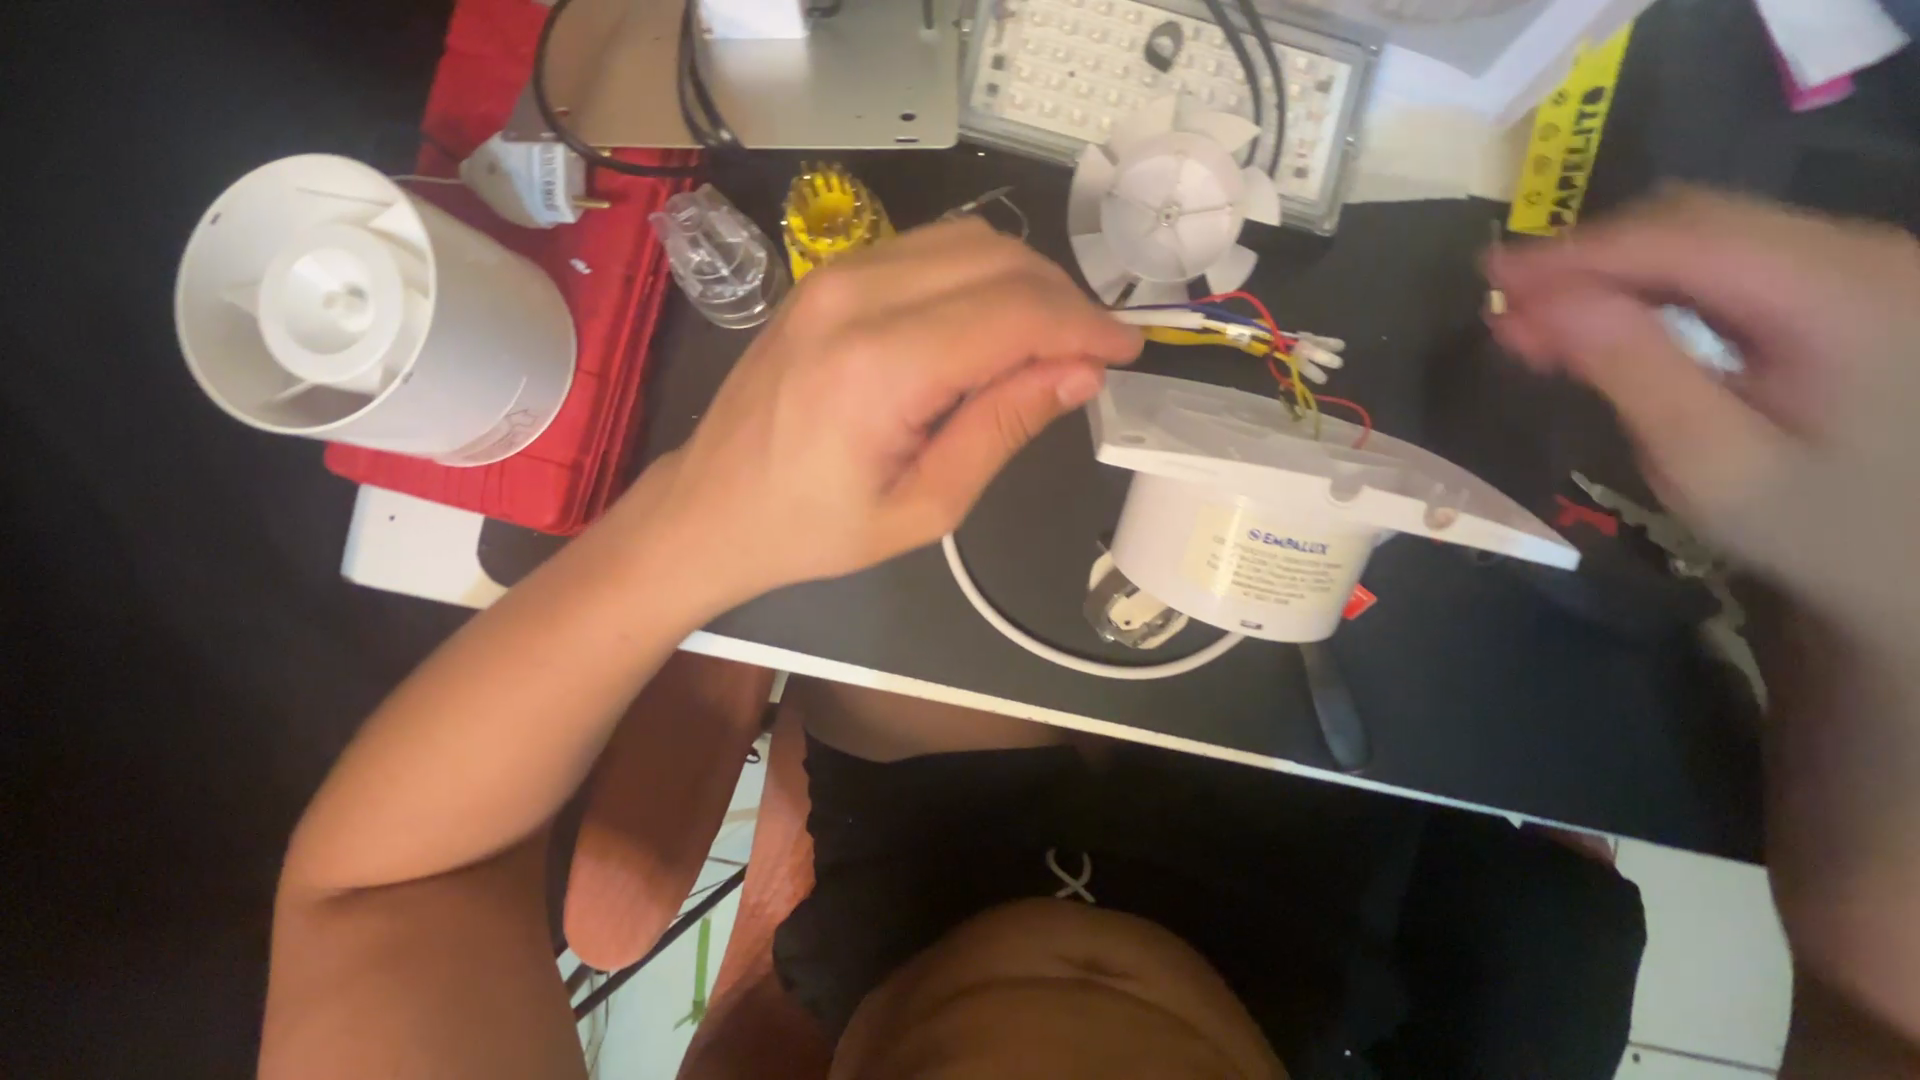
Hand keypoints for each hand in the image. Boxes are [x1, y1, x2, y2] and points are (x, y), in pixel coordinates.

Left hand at [649, 219, 1141, 599]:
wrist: (710, 507)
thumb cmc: (815, 528)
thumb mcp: (926, 506)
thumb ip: (1003, 428)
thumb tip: (1079, 372)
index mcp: (881, 367)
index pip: (1015, 313)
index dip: (1085, 326)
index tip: (1128, 351)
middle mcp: (857, 296)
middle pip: (998, 260)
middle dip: (1064, 300)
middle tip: (1094, 353)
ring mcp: (835, 276)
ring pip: (967, 240)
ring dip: (1026, 280)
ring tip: (1052, 340)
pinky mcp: (828, 276)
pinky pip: (928, 248)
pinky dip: (980, 274)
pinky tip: (994, 322)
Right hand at [1487, 189, 1919, 647]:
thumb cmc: (1817, 527)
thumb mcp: (1710, 464)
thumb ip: (1631, 372)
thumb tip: (1545, 305)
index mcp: (1844, 295)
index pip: (1682, 239)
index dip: (1574, 253)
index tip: (1489, 276)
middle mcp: (1866, 256)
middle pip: (1696, 223)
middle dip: (1586, 260)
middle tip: (1504, 306)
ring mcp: (1865, 267)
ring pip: (1708, 236)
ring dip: (1612, 272)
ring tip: (1536, 319)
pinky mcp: (1850, 288)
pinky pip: (1730, 263)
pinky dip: (1651, 284)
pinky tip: (1601, 318)